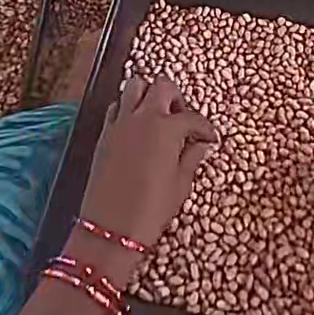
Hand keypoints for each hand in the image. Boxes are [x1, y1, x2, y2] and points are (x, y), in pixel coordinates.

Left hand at [79, 76, 218, 252]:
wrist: (110, 229)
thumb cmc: (151, 209)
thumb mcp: (180, 184)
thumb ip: (191, 157)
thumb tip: (200, 145)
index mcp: (167, 128)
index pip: (192, 117)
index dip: (205, 128)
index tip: (209, 138)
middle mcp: (143, 117)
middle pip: (162, 85)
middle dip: (176, 97)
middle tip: (182, 118)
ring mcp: (120, 123)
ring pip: (134, 86)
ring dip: (149, 95)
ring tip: (158, 117)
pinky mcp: (104, 134)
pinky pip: (116, 107)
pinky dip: (127, 109)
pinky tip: (136, 128)